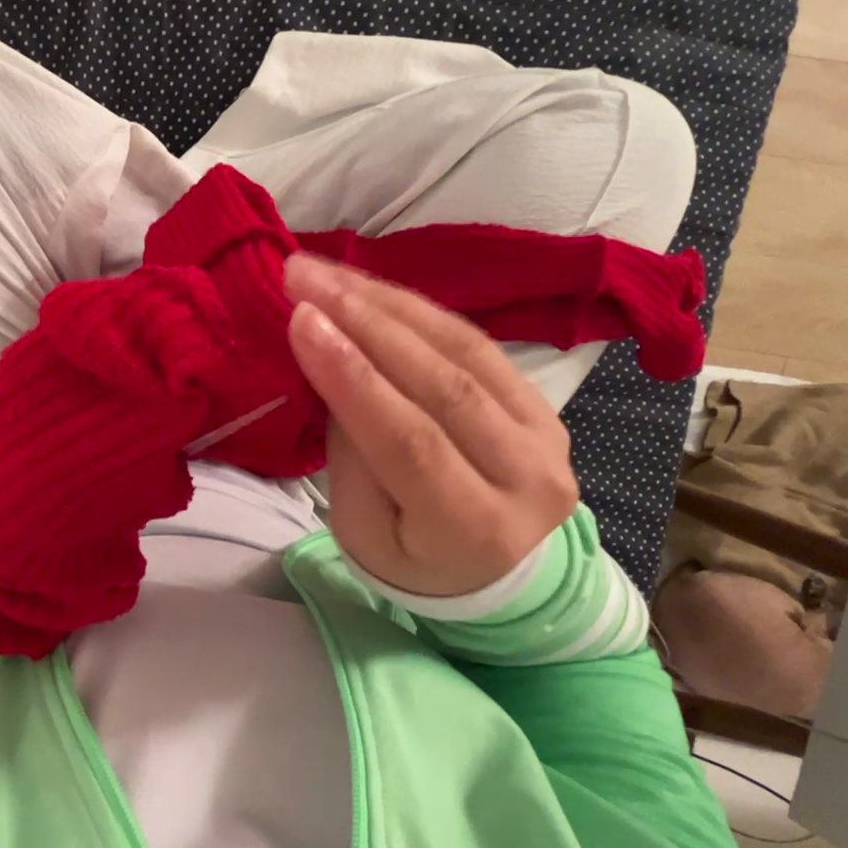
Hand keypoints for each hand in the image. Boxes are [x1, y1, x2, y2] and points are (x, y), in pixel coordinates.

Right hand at [284, 254, 579, 596]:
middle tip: (301, 277)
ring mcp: (547, 435)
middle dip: (363, 321)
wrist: (498, 575)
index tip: (301, 321)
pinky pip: (479, 344)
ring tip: (326, 272)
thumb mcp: (361, 536)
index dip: (354, 377)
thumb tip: (337, 373)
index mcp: (471, 529)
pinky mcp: (544, 404)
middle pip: (442, 384)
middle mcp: (526, 478)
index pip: (410, 442)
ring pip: (465, 351)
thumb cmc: (411, 561)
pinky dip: (419, 311)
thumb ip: (353, 461)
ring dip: (387, 303)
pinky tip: (372, 288)